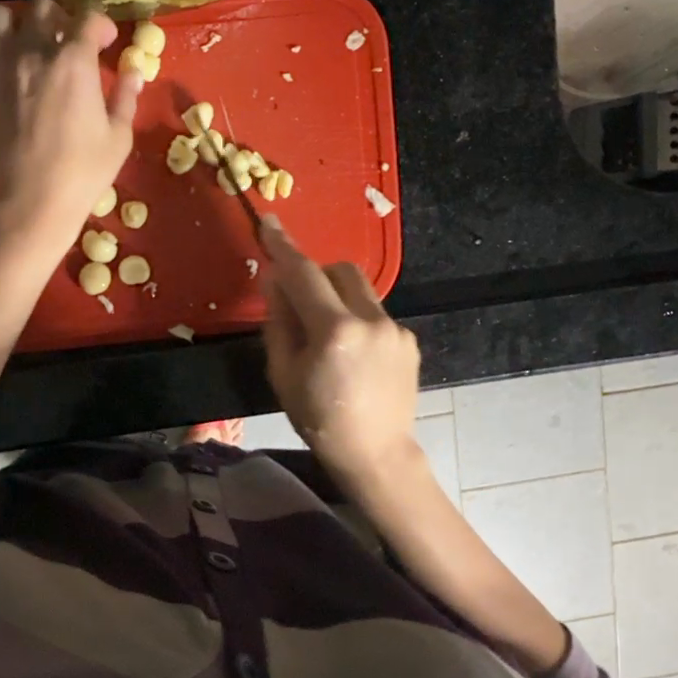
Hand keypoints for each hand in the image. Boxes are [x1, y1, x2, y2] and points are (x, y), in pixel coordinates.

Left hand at [0, 0, 140, 262]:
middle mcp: (35, 51)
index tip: (106, 42)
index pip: (88, 17)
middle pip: (42, 8)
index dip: (100, 25)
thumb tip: (133, 73)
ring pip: (2, 17)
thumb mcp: (118, 137)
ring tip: (31, 43)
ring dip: (19, 24)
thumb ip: (125, 97)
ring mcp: (3, 65)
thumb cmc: (83, 171)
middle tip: (68, 42)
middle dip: (60, 18)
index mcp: (75, 60)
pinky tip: (5, 65)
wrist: (34, 198)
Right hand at [258, 216, 420, 485]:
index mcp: (334, 330)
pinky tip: (350, 357)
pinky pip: (375, 314)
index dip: (282, 247)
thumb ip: (278, 323)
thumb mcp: (283, 375)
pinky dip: (356, 320)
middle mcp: (370, 319)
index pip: (303, 274)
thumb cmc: (319, 421)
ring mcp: (395, 328)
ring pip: (361, 290)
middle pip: (339, 269)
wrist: (376, 454)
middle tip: (298, 302)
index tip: (269, 223)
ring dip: (337, 297)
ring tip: (326, 337)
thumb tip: (274, 282)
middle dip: (316, 274)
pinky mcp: (408, 340)